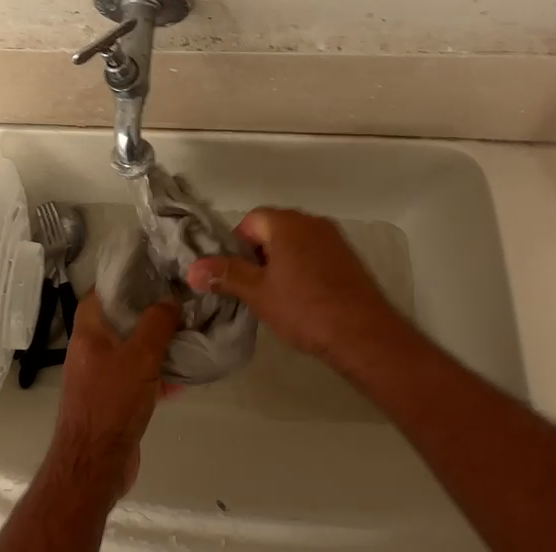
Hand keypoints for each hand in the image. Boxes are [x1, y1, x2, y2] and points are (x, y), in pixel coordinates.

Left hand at [50, 292, 179, 497]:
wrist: (96, 464)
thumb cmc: (111, 402)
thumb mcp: (140, 356)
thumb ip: (156, 323)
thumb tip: (169, 298)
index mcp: (89, 330)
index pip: (103, 289)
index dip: (127, 276)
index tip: (156, 269)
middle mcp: (91, 348)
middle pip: (121, 318)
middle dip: (149, 309)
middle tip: (180, 298)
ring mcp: (101, 375)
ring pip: (132, 348)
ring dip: (157, 342)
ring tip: (189, 329)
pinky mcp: (114, 399)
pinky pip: (138, 375)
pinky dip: (157, 371)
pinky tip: (184, 371)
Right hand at [187, 208, 401, 363]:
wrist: (363, 334)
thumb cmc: (305, 308)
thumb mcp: (258, 293)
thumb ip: (225, 275)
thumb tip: (192, 268)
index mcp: (287, 222)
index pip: (250, 221)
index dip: (237, 246)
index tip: (237, 275)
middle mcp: (311, 221)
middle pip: (273, 229)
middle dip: (259, 255)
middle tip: (254, 288)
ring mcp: (334, 238)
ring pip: (295, 243)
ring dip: (282, 263)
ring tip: (278, 296)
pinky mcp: (348, 258)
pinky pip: (315, 254)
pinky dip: (304, 269)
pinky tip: (304, 298)